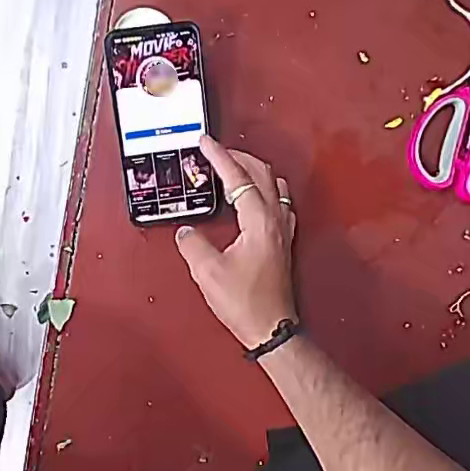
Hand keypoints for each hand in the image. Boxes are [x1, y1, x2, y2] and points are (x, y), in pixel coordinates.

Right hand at [175, 136, 298, 348]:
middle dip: (237, 157)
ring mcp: (283, 230)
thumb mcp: (208, 272)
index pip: (238, 177)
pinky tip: (251, 198)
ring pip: (273, 185)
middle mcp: (276, 220)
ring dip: (252, 172)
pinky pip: (277, 201)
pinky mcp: (283, 241)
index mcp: (259, 221)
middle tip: (215, 152)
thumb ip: (193, 244)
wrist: (271, 328)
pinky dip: (262, 189)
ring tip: (231, 171)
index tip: (205, 142)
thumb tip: (186, 231)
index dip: (219, 157)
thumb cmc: (246, 303)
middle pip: (260, 173)